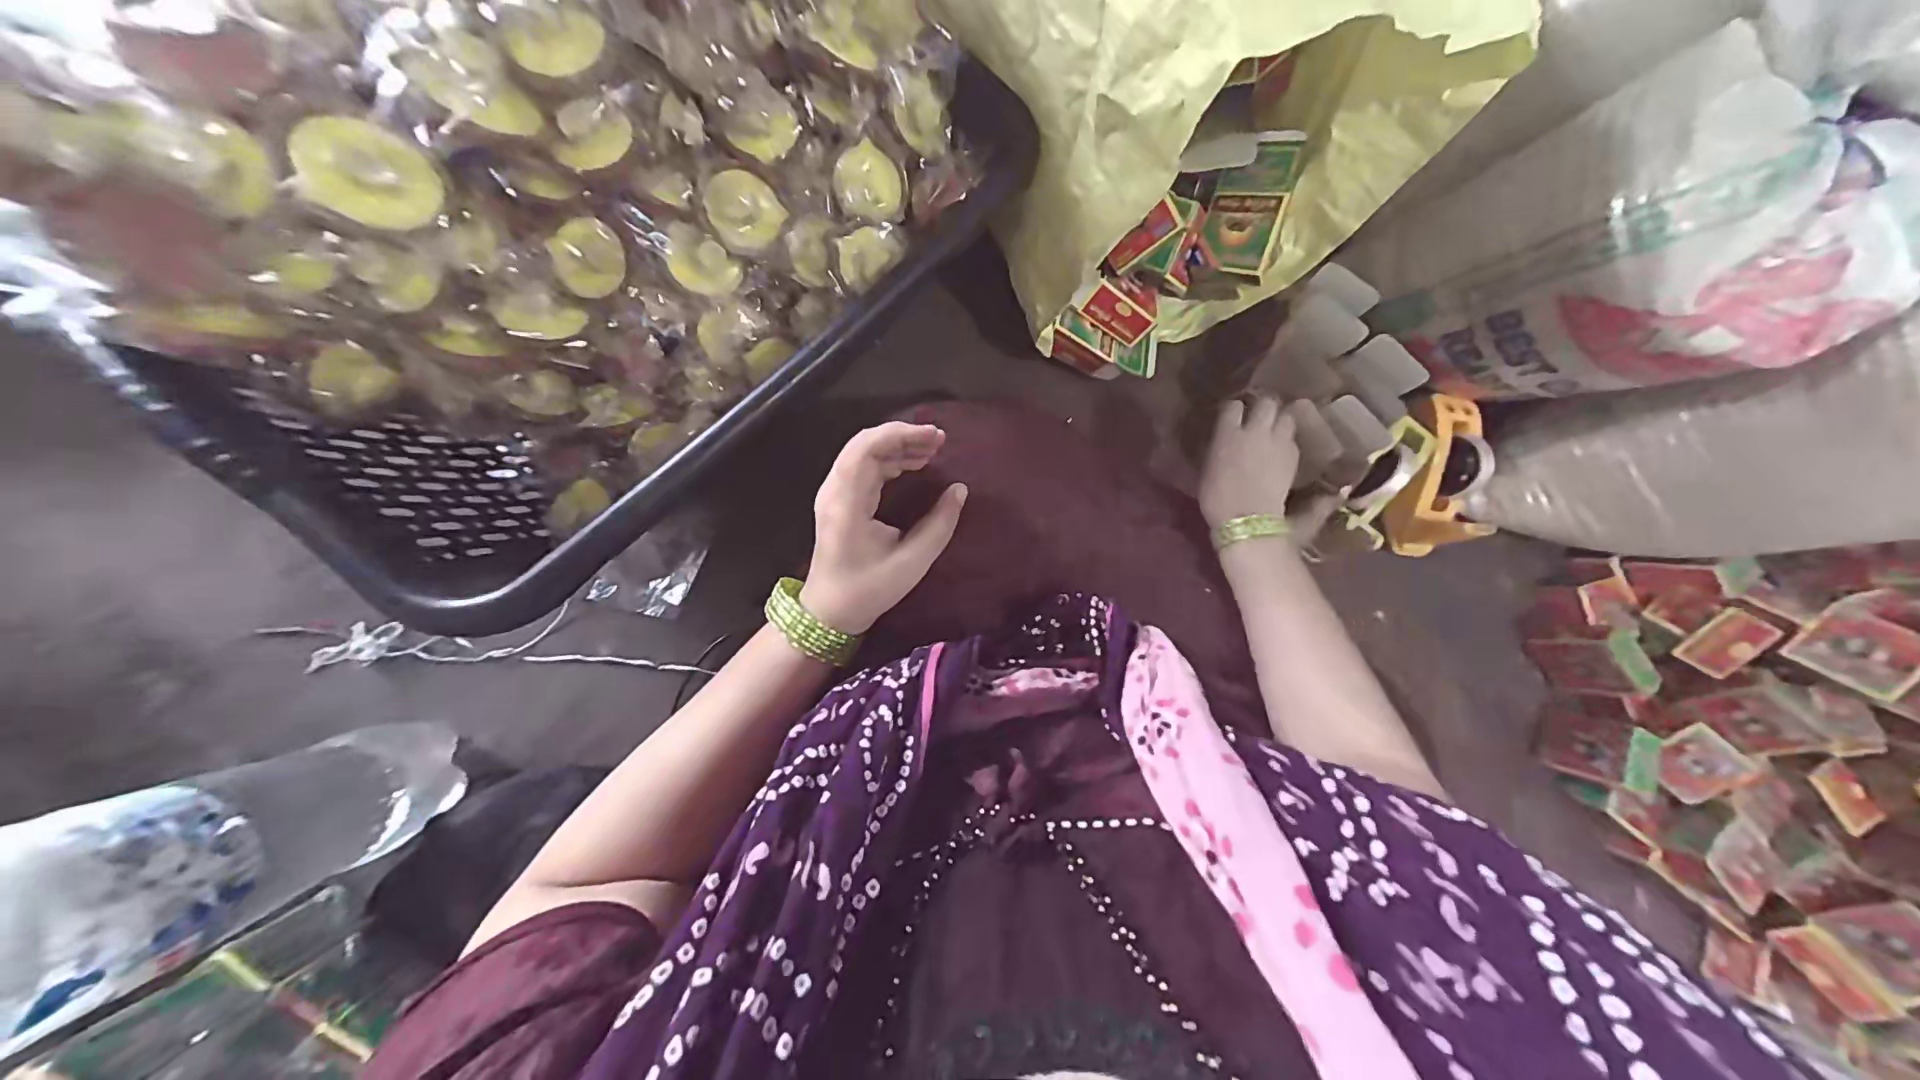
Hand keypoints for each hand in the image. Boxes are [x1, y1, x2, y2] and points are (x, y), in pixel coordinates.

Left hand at [799, 422, 967, 633]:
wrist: (831, 611)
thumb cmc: (868, 590)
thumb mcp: (912, 563)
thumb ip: (939, 525)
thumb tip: (959, 490)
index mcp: (846, 503)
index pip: (866, 449)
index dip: (901, 435)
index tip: (935, 437)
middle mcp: (835, 491)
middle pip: (864, 444)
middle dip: (903, 436)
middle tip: (939, 440)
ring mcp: (834, 494)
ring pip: (864, 452)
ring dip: (897, 446)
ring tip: (932, 450)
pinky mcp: (840, 500)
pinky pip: (863, 466)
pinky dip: (889, 459)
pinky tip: (914, 464)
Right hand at [1199, 396, 1299, 528]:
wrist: (1247, 518)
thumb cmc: (1217, 499)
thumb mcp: (1210, 468)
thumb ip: (1220, 449)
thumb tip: (1225, 443)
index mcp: (1228, 433)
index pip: (1233, 407)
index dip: (1234, 410)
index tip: (1233, 416)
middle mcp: (1255, 430)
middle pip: (1266, 403)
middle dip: (1264, 407)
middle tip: (1260, 416)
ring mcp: (1278, 441)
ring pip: (1286, 416)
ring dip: (1280, 421)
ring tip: (1275, 430)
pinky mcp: (1293, 455)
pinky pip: (1292, 439)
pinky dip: (1287, 441)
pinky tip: (1282, 451)